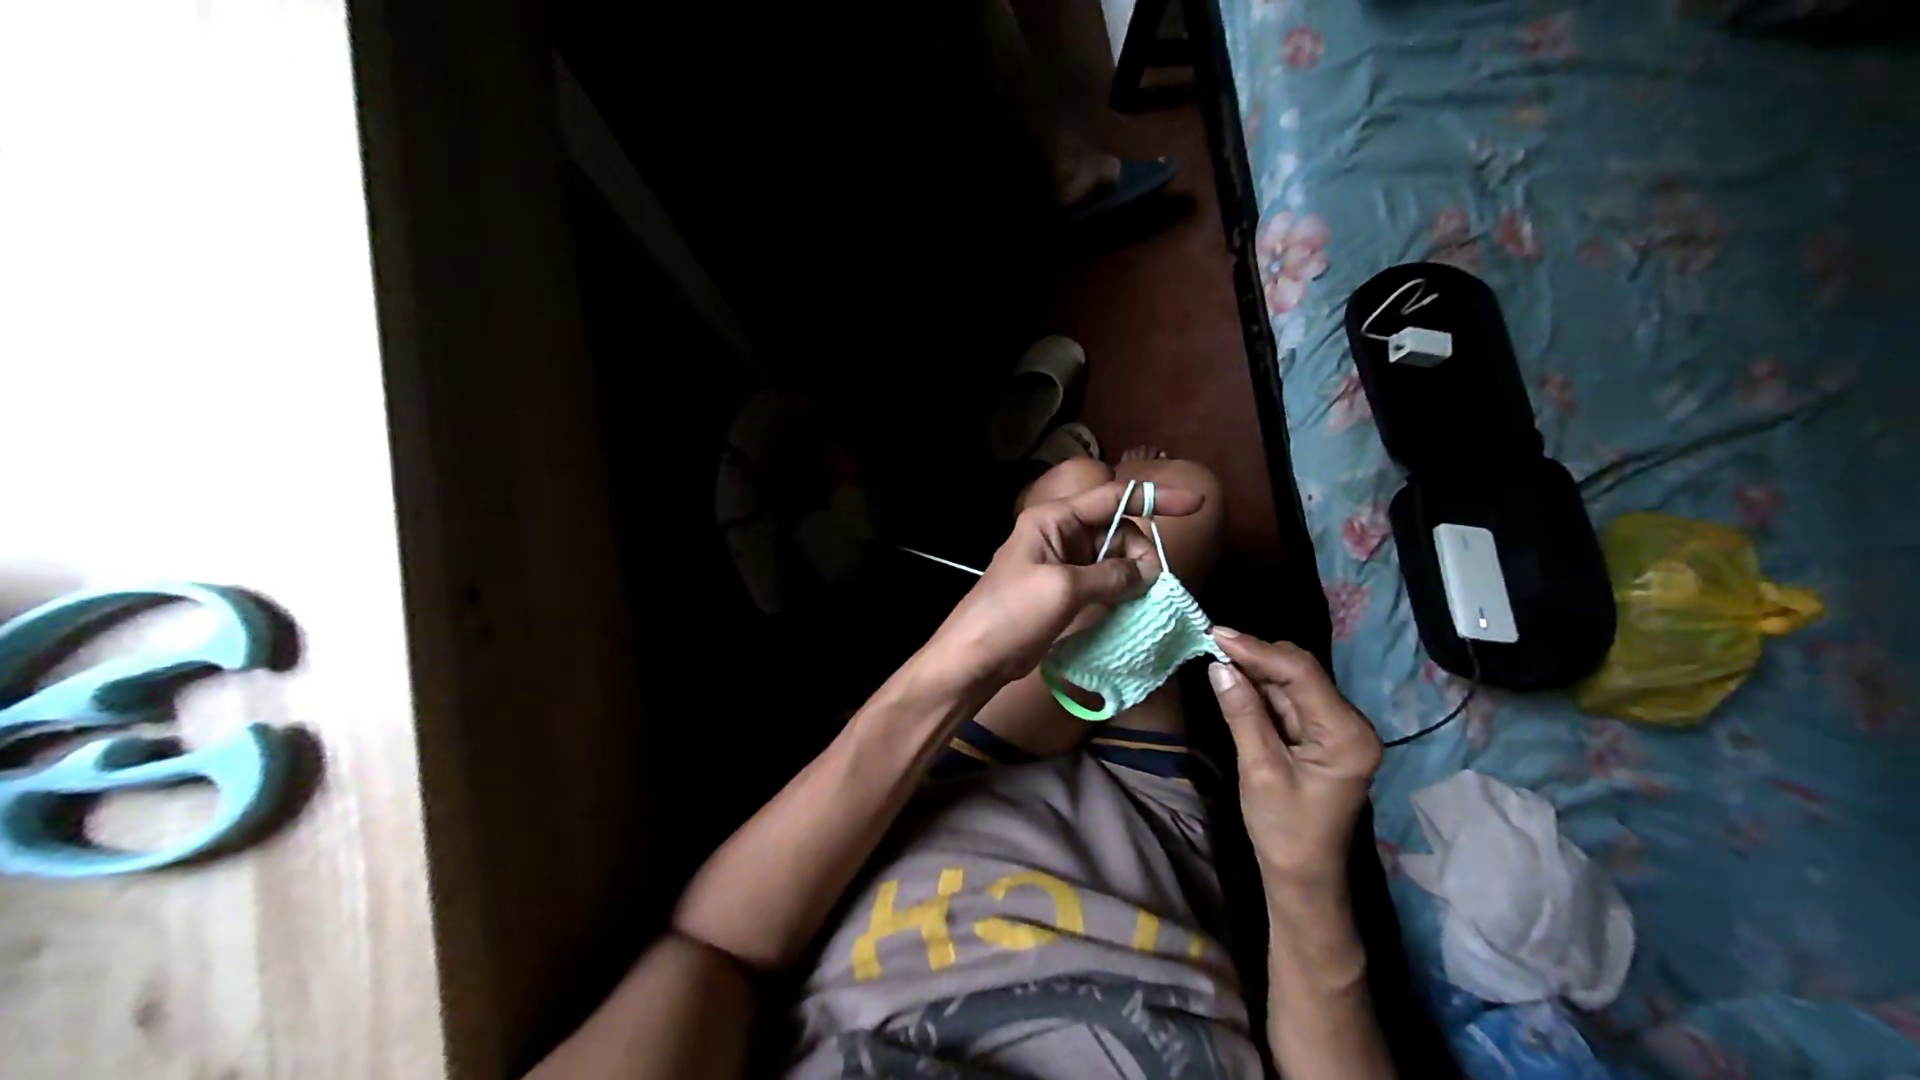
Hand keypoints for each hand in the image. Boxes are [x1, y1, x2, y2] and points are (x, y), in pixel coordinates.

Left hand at [917, 480, 1203, 692]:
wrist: (975, 657)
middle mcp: (1059, 535)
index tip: (1194, 504)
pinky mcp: (1064, 591)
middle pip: (1116, 529)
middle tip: (1152, 582)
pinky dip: (1121, 590)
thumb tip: (1148, 572)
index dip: (1154, 497)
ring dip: (1133, 573)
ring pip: (1113, 557)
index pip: (1112, 497)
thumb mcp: (1064, 589)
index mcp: (1053, 520)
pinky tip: (1132, 606)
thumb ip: (1111, 575)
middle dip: (1140, 550)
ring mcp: (1062, 564)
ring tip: (1144, 598)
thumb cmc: (1010, 614)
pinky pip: (1103, 581)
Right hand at [1207, 631, 1382, 892]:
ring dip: (1256, 669)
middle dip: (1257, 655)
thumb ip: (1243, 713)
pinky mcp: (1320, 735)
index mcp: (1346, 734)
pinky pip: (1289, 699)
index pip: (1301, 673)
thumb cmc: (1285, 829)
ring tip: (1217, 657)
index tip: (1217, 633)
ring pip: (1292, 681)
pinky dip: (1261, 688)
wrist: (1303, 875)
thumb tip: (1219, 666)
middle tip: (1212, 644)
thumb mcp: (1259, 769)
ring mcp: (1336, 729)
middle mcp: (1350, 724)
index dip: (1257, 649)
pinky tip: (1235, 680)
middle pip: (1301, 671)